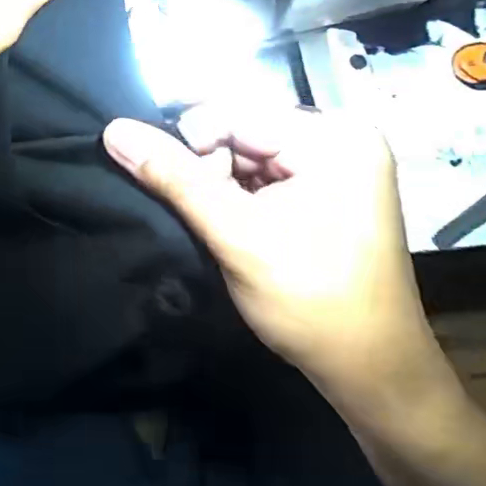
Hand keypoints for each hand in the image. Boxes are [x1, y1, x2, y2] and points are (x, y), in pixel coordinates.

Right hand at [101, 107, 454, 404]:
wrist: (372, 371)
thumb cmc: (311, 302)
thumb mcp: (235, 234)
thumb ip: (173, 177)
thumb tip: (113, 131)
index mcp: (332, 135)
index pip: (236, 113)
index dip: (191, 144)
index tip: (170, 188)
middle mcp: (340, 136)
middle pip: (244, 131)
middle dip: (211, 168)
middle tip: (207, 218)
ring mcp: (338, 163)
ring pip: (250, 154)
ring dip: (223, 185)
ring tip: (223, 227)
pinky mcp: (329, 188)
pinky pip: (268, 174)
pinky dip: (242, 196)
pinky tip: (237, 225)